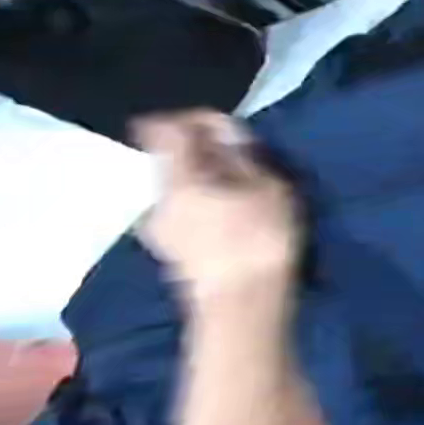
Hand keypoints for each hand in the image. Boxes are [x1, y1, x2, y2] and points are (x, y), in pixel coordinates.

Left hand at [133, 111, 300, 306]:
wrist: (242, 306)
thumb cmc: (261, 237)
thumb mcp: (268, 186)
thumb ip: (242, 154)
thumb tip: (223, 129)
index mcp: (177, 179)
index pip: (164, 128)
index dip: (193, 119)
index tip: (226, 126)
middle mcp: (155, 199)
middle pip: (171, 158)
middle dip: (204, 153)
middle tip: (243, 160)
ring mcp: (157, 228)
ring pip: (178, 186)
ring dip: (205, 180)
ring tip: (242, 192)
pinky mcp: (169, 250)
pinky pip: (182, 209)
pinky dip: (204, 203)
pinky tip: (231, 218)